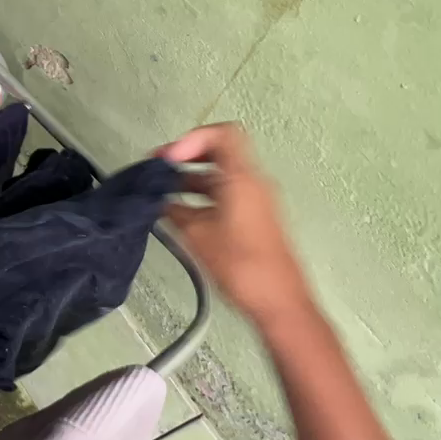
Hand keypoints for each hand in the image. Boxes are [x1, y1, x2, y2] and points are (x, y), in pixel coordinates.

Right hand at [160, 123, 314, 329]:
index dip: (191, 138)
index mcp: (242, 179)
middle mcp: (253, 183)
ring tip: (162, 193)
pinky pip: (226, 194)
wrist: (281, 305)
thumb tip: (162, 201)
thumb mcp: (197, 235)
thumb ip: (175, 210)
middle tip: (158, 169)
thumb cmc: (242, 267)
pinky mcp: (256, 219)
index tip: (169, 158)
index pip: (222, 134)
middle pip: (218, 152)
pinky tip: (181, 214)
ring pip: (220, 175)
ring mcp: (257, 201)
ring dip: (190, 178)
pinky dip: (202, 196)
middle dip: (185, 156)